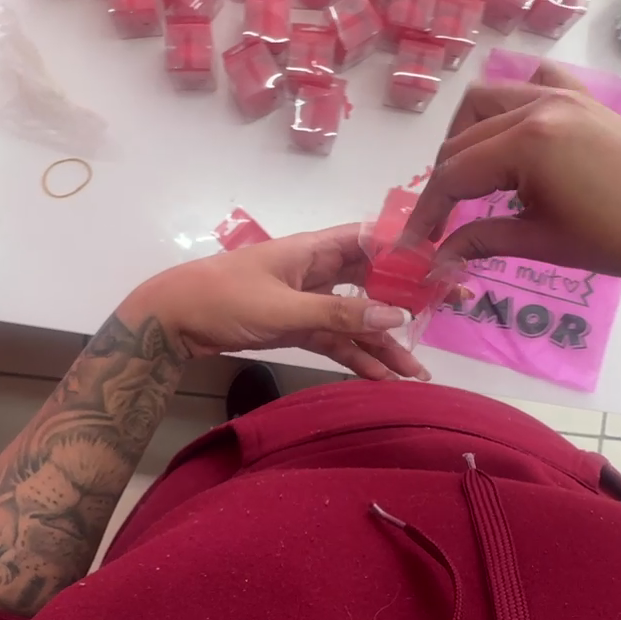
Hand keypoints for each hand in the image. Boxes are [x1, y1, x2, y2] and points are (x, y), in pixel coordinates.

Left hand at [123, 225, 430, 381]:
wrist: (172, 320)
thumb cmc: (224, 298)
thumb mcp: (284, 307)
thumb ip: (339, 314)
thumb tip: (395, 315)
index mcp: (314, 249)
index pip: (372, 241)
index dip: (408, 251)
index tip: (443, 265)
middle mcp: (318, 271)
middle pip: (372, 283)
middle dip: (407, 303)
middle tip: (448, 315)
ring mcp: (308, 301)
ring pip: (356, 320)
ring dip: (383, 345)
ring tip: (416, 373)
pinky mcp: (297, 328)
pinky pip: (335, 341)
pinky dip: (356, 358)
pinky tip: (381, 378)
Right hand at [403, 63, 620, 301]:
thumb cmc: (617, 241)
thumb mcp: (538, 242)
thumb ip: (478, 241)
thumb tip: (432, 262)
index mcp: (527, 141)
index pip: (453, 176)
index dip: (426, 213)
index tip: (411, 245)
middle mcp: (538, 105)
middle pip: (462, 140)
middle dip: (442, 184)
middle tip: (439, 224)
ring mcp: (563, 94)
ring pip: (487, 102)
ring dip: (466, 139)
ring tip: (470, 180)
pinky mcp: (584, 98)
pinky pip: (533, 83)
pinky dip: (511, 104)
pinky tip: (513, 136)